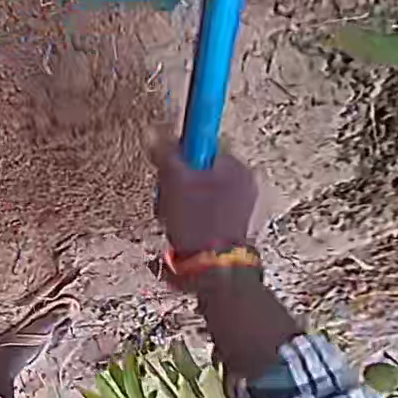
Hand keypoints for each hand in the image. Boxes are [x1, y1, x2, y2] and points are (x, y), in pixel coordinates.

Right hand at [149, 136, 256, 256]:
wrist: (213, 265)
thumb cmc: (198, 224)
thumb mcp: (173, 182)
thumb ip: (166, 153)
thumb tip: (155, 131)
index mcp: (233, 166)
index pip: (201, 141)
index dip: (178, 150)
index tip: (167, 160)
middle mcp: (242, 179)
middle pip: (198, 163)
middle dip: (177, 175)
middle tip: (167, 190)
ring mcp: (239, 200)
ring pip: (199, 184)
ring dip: (181, 193)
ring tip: (173, 210)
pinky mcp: (232, 218)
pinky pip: (205, 201)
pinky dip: (190, 207)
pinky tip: (181, 220)